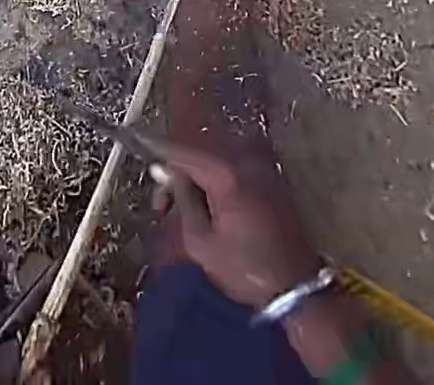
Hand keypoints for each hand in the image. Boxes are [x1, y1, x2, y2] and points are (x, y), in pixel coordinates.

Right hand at [153, 139, 324, 309]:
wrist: (297, 290)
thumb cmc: (245, 268)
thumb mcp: (200, 242)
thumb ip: (181, 201)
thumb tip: (164, 172)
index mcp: (225, 175)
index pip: (182, 152)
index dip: (157, 149)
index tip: (135, 143)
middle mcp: (243, 164)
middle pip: (198, 159)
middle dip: (175, 178)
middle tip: (161, 208)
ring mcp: (258, 173)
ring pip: (214, 169)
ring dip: (194, 185)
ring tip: (182, 216)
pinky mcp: (267, 186)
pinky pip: (231, 177)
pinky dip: (213, 188)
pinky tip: (206, 214)